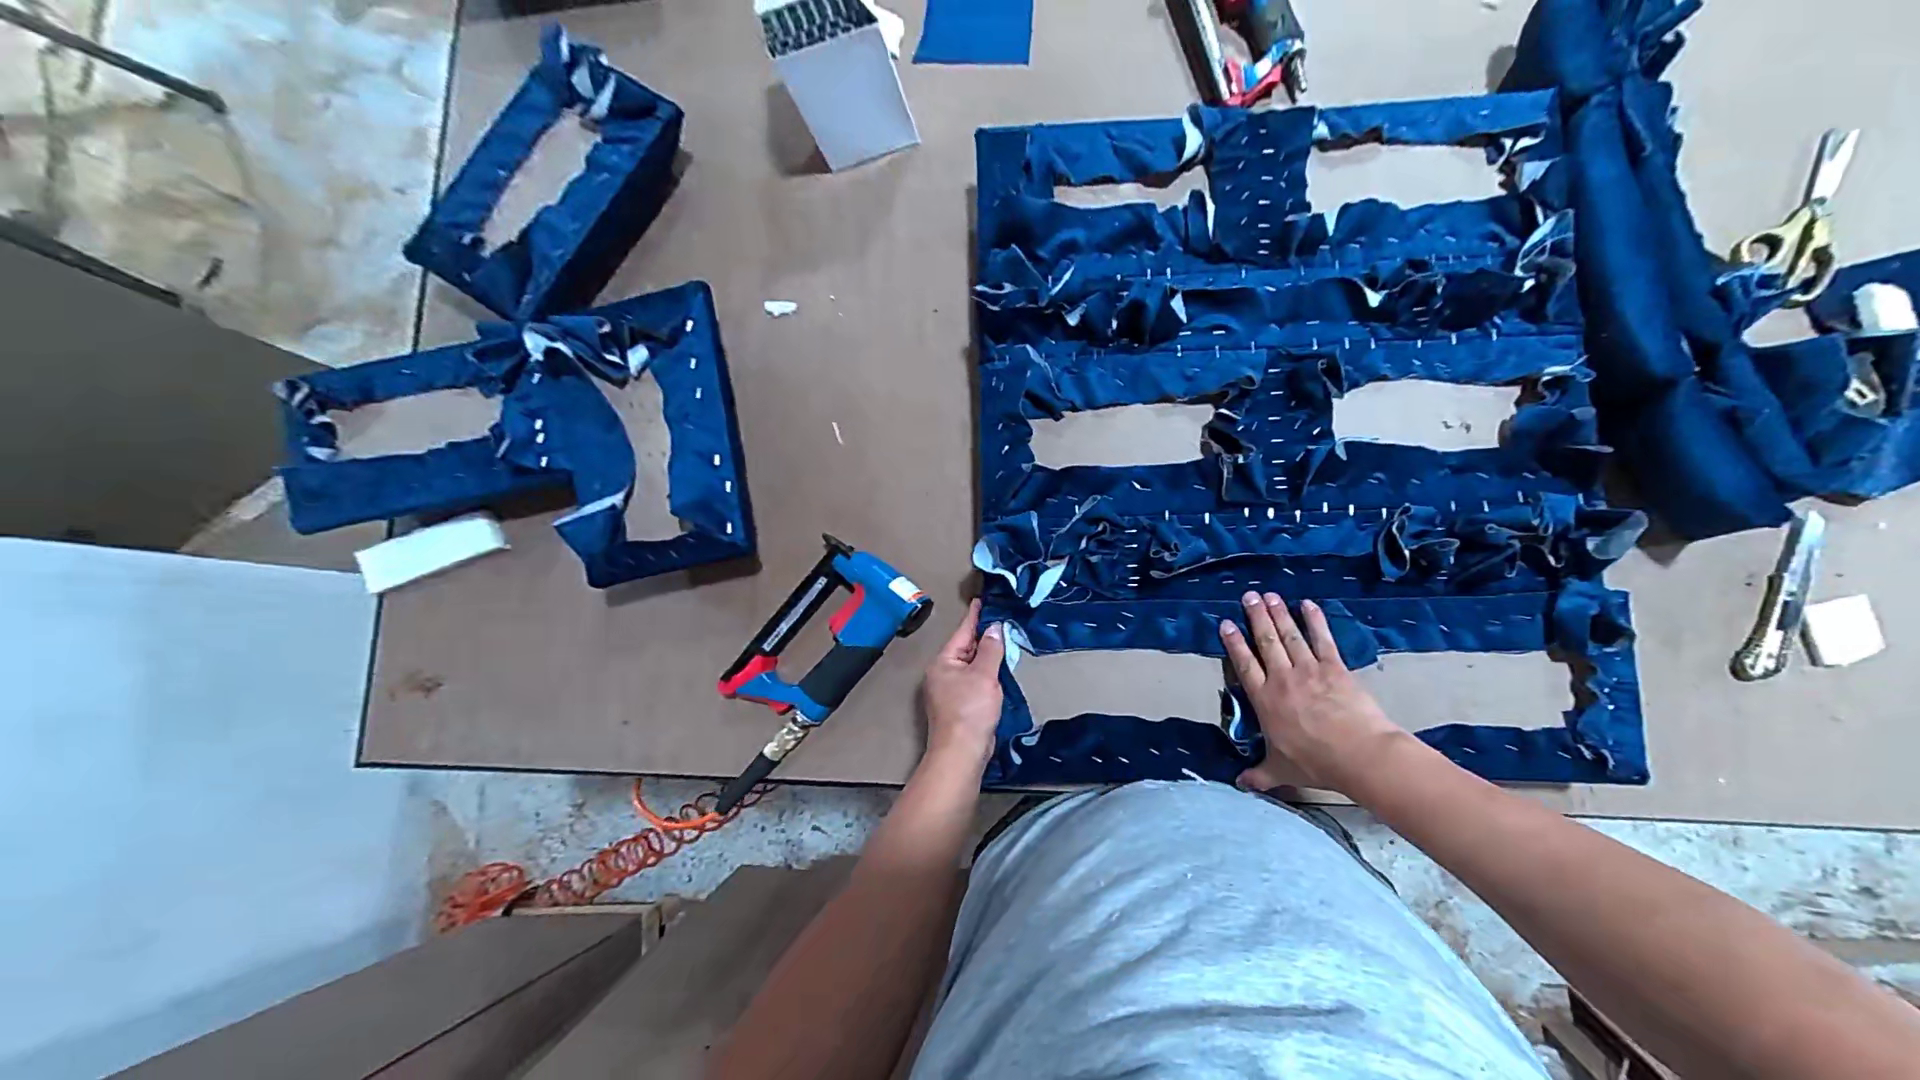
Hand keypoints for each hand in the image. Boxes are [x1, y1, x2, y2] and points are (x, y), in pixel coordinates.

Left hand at [921, 599, 1004, 773]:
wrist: (962, 752)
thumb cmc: (970, 711)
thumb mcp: (984, 674)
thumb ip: (991, 649)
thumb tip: (995, 629)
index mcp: (943, 662)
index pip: (962, 633)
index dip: (974, 617)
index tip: (982, 601)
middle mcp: (942, 673)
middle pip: (966, 648)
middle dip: (984, 637)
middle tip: (1002, 620)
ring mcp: (949, 690)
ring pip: (971, 665)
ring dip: (987, 656)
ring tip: (1004, 641)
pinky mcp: (960, 705)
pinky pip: (974, 680)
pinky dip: (987, 673)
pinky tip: (999, 671)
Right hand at [1219, 591, 1403, 793]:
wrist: (1359, 755)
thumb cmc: (1315, 763)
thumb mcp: (1280, 770)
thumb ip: (1259, 774)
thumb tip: (1240, 784)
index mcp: (1264, 700)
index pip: (1244, 664)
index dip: (1234, 642)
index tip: (1226, 624)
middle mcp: (1282, 679)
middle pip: (1265, 642)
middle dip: (1255, 617)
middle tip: (1248, 596)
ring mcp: (1308, 670)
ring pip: (1289, 636)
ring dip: (1278, 613)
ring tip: (1269, 595)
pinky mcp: (1334, 668)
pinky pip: (1322, 640)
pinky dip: (1315, 621)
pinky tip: (1308, 605)